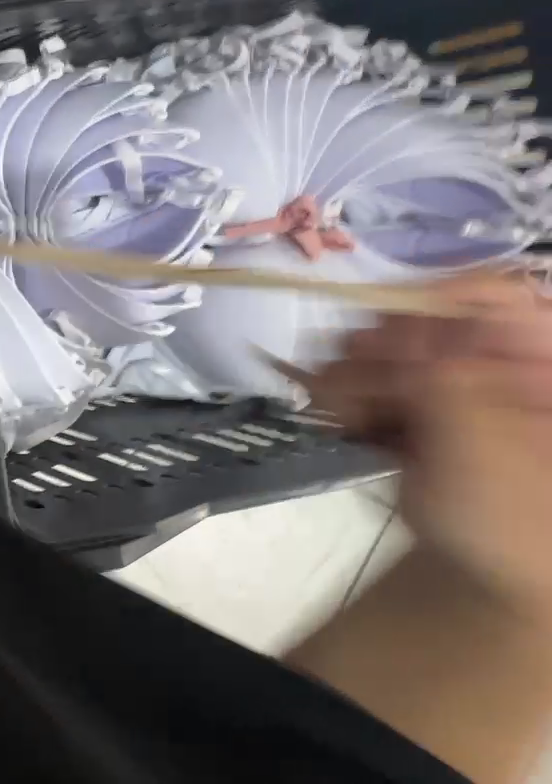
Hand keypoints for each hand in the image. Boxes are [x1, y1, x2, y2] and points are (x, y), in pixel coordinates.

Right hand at [307, 275, 551, 625]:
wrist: (500, 576)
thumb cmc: (513, 530)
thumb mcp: (488, 463)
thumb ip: (453, 391)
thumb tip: (406, 335)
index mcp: (543, 365)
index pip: (488, 292)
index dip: (429, 307)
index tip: (389, 357)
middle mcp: (500, 357)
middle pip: (415, 314)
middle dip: (373, 355)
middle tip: (365, 403)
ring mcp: (454, 374)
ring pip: (373, 340)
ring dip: (345, 379)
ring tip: (356, 424)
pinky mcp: (412, 392)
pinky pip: (353, 368)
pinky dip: (337, 394)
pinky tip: (349, 425)